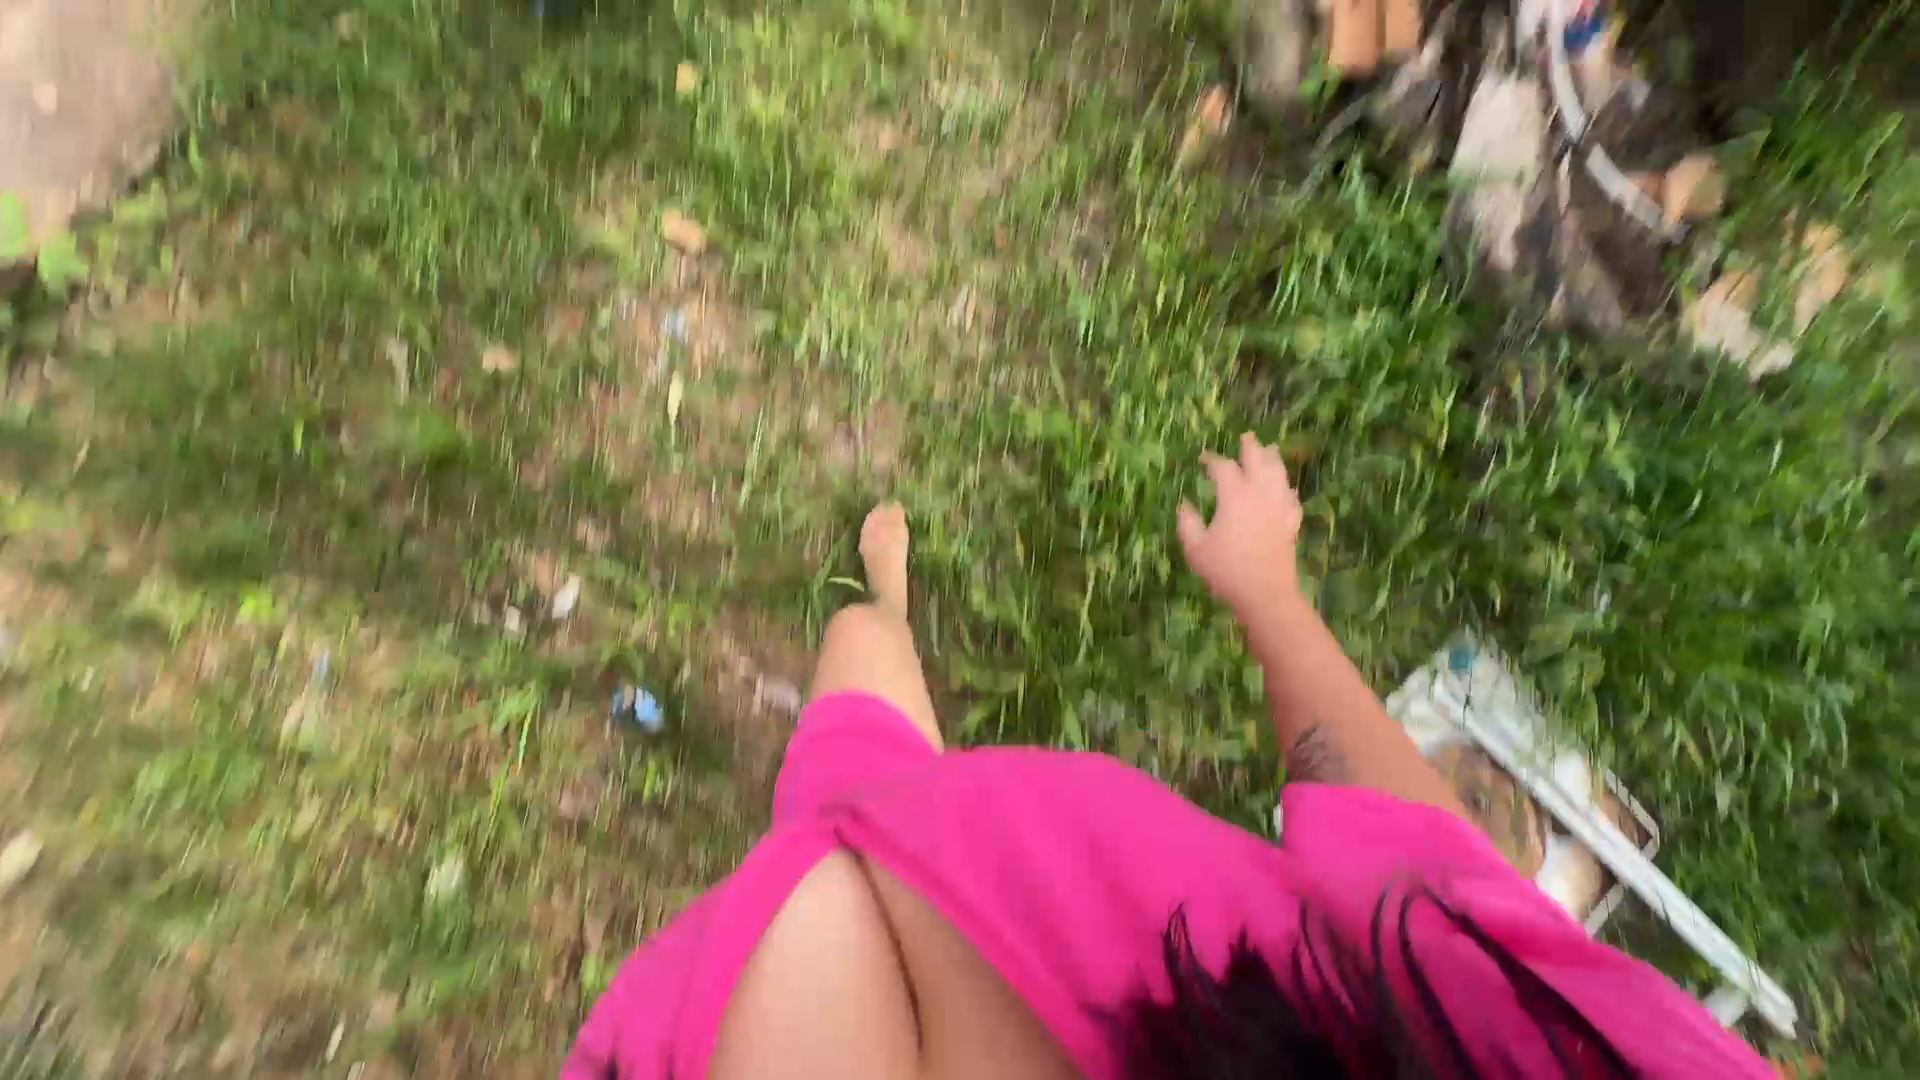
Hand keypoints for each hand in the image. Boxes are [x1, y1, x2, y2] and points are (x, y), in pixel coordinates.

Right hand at [1177, 433, 1303, 617]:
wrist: (1264, 592)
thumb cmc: (1225, 569)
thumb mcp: (1195, 548)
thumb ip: (1188, 522)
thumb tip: (1185, 504)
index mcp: (1234, 497)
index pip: (1223, 468)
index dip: (1212, 460)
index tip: (1202, 459)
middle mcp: (1260, 495)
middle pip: (1258, 461)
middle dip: (1251, 448)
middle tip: (1247, 437)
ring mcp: (1279, 508)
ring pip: (1279, 475)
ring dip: (1273, 461)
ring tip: (1270, 451)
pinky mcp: (1290, 524)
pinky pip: (1291, 499)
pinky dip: (1286, 489)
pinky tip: (1286, 489)